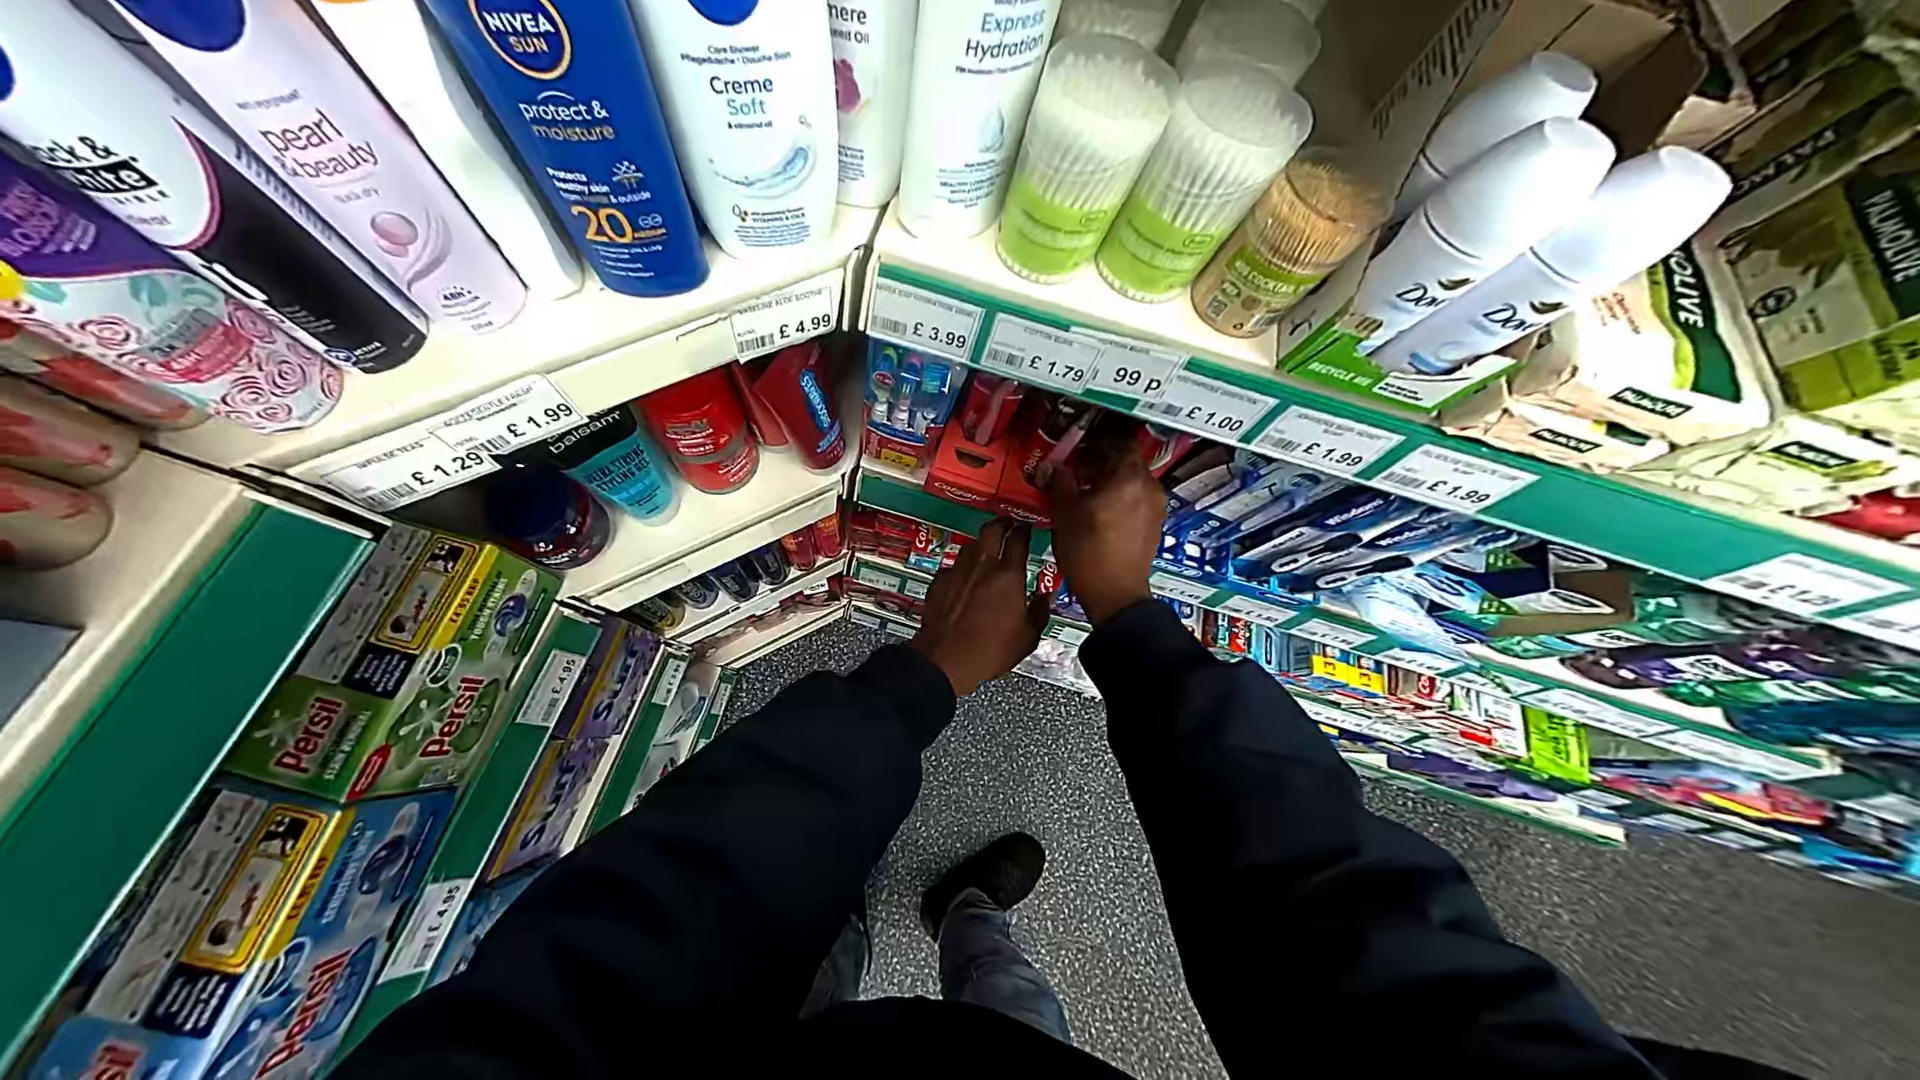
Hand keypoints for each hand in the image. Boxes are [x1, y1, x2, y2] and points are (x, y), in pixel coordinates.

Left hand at [910, 518, 1051, 696]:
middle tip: (1007, 524)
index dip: (1024, 530)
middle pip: (991, 530)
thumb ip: (1039, 612)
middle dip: (1001, 523)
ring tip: (987, 548)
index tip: (1026, 528)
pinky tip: (963, 576)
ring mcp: (957, 572)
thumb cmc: (990, 650)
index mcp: (1008, 575)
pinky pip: (952, 566)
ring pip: (970, 545)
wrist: (947, 659)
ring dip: (981, 543)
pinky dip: (960, 567)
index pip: (1019, 539)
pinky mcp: (939, 582)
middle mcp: (982, 567)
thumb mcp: (1028, 637)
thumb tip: (1044, 598)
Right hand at [1044, 435, 1164, 624]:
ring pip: (1132, 481)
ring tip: (1085, 493)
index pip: (1118, 442)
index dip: (1096, 441)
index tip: (1078, 447)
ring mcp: (1156, 507)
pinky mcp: (1155, 525)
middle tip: (1076, 470)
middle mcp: (1149, 488)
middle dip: (1101, 462)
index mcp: (1129, 478)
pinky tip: (1099, 512)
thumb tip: (1054, 466)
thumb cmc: (1088, 552)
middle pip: (1127, 461)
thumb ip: (1060, 481)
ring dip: (1110, 481)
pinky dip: (1120, 497)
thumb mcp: (1064, 512)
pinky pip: (1137, 499)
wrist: (1114, 594)